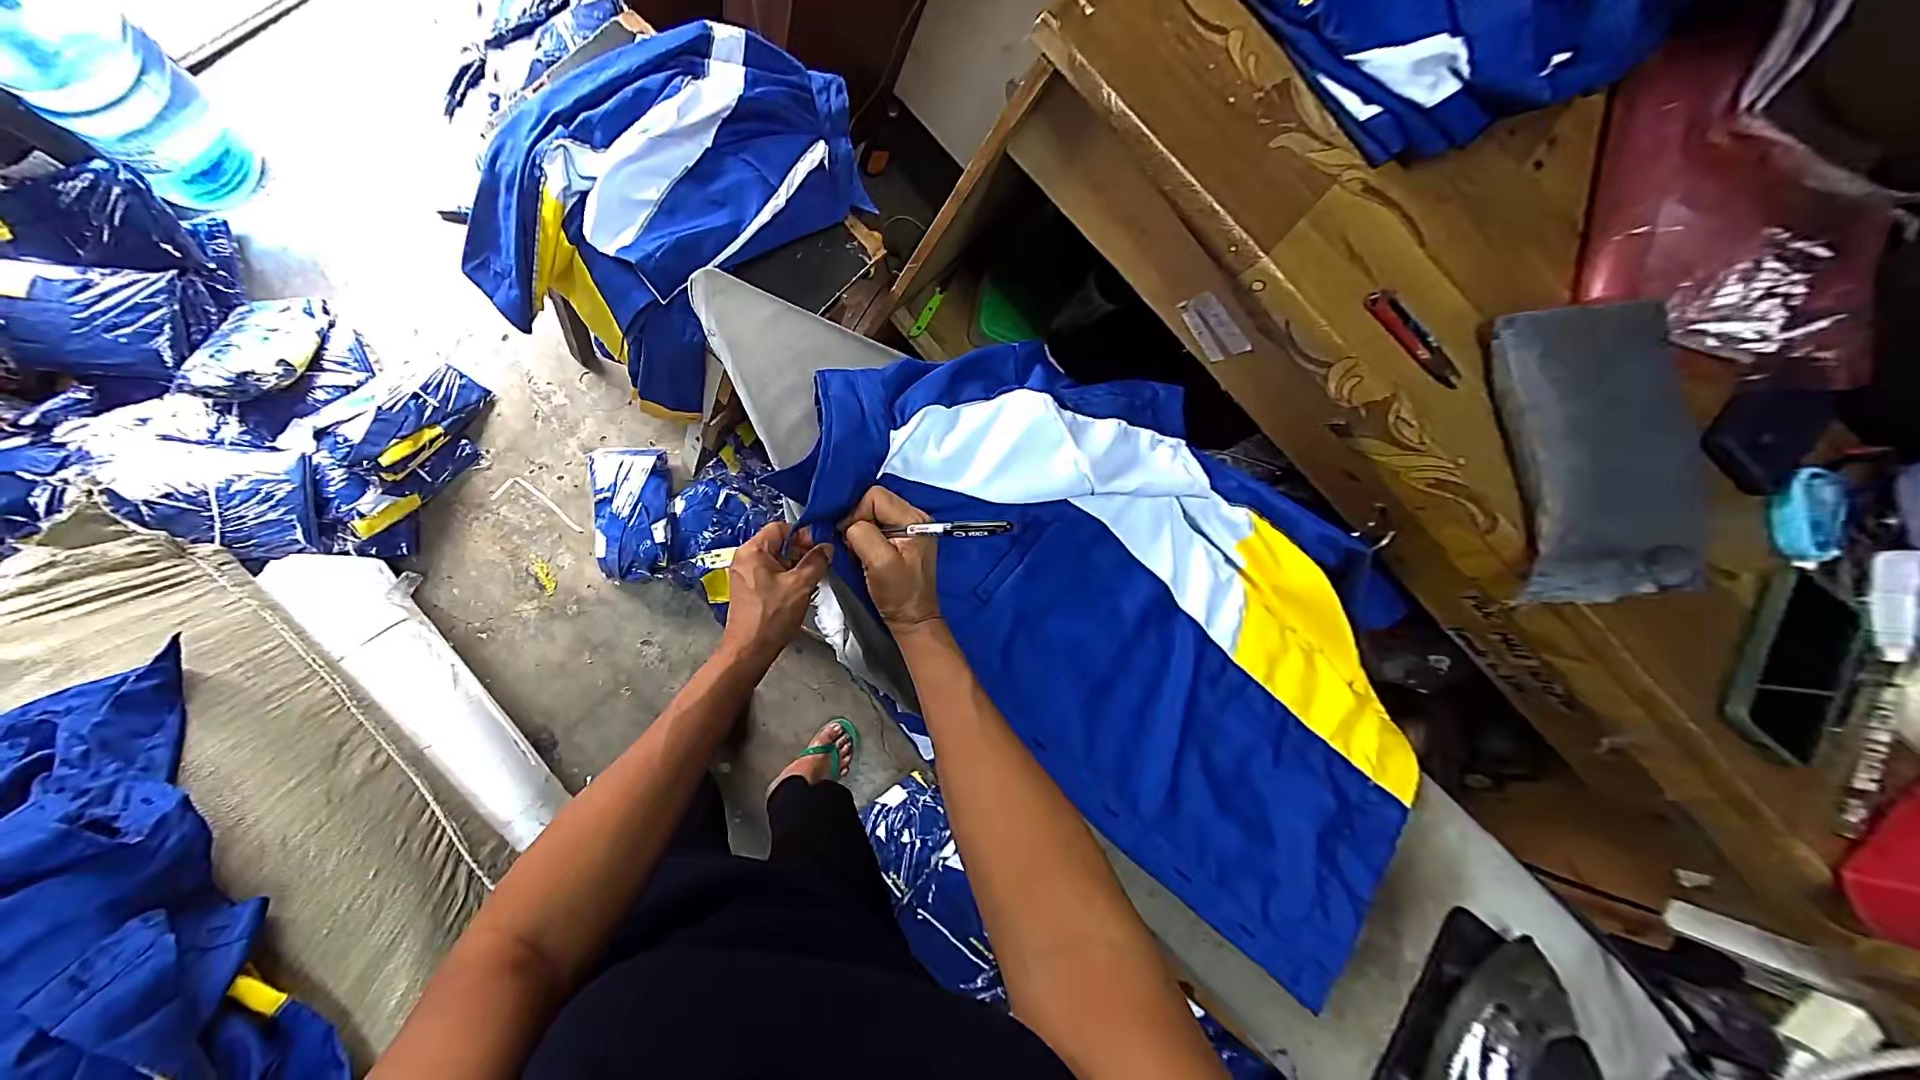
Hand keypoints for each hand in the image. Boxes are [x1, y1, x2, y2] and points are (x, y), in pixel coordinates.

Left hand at [719, 521, 832, 664]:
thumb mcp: (800, 584)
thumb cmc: (771, 616)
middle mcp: (745, 558)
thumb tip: (826, 548)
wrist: (749, 649)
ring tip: (812, 578)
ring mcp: (745, 574)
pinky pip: (771, 573)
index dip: (803, 533)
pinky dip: (786, 577)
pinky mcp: (749, 589)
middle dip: (801, 551)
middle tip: (820, 563)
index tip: (820, 546)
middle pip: (778, 542)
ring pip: (776, 560)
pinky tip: (800, 589)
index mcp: (753, 550)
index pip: (781, 527)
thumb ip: (816, 561)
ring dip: (796, 566)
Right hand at [840, 486, 942, 633]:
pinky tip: (865, 552)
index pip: (875, 496)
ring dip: (861, 529)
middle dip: (858, 520)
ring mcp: (909, 528)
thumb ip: (862, 534)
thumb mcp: (879, 562)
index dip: (856, 513)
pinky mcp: (901, 539)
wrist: (912, 619)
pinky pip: (876, 525)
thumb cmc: (899, 594)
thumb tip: (849, 524)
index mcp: (914, 519)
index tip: (851, 538)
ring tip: (860, 551)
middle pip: (874, 501)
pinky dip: (865, 536)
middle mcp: (914, 517)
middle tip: (854, 546)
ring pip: (873, 512)